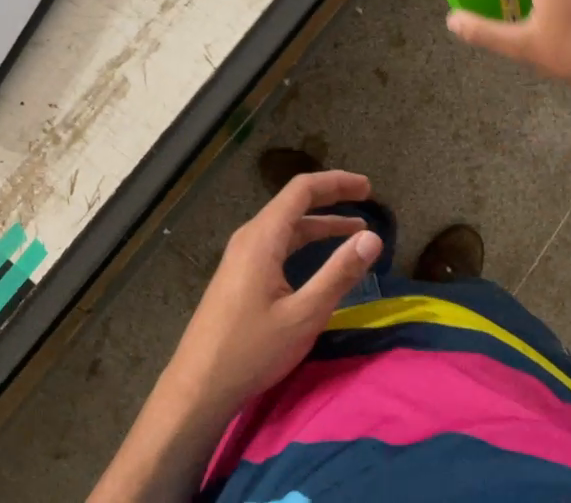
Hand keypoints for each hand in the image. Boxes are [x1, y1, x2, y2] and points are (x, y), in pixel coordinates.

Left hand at [164, 170, 383, 413]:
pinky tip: (319, 258)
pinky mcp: (239, 276)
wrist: (198, 386)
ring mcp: (241, 257)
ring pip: (285, 226)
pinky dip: (303, 242)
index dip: (336, 183)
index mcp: (262, 238)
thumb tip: (372, 237)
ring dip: (320, 224)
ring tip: (354, 231)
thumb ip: (338, 274)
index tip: (368, 187)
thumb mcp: (304, 315)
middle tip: (366, 200)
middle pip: (293, 203)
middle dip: (331, 198)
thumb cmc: (252, 350)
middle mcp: (249, 238)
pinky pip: (276, 244)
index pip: (301, 190)